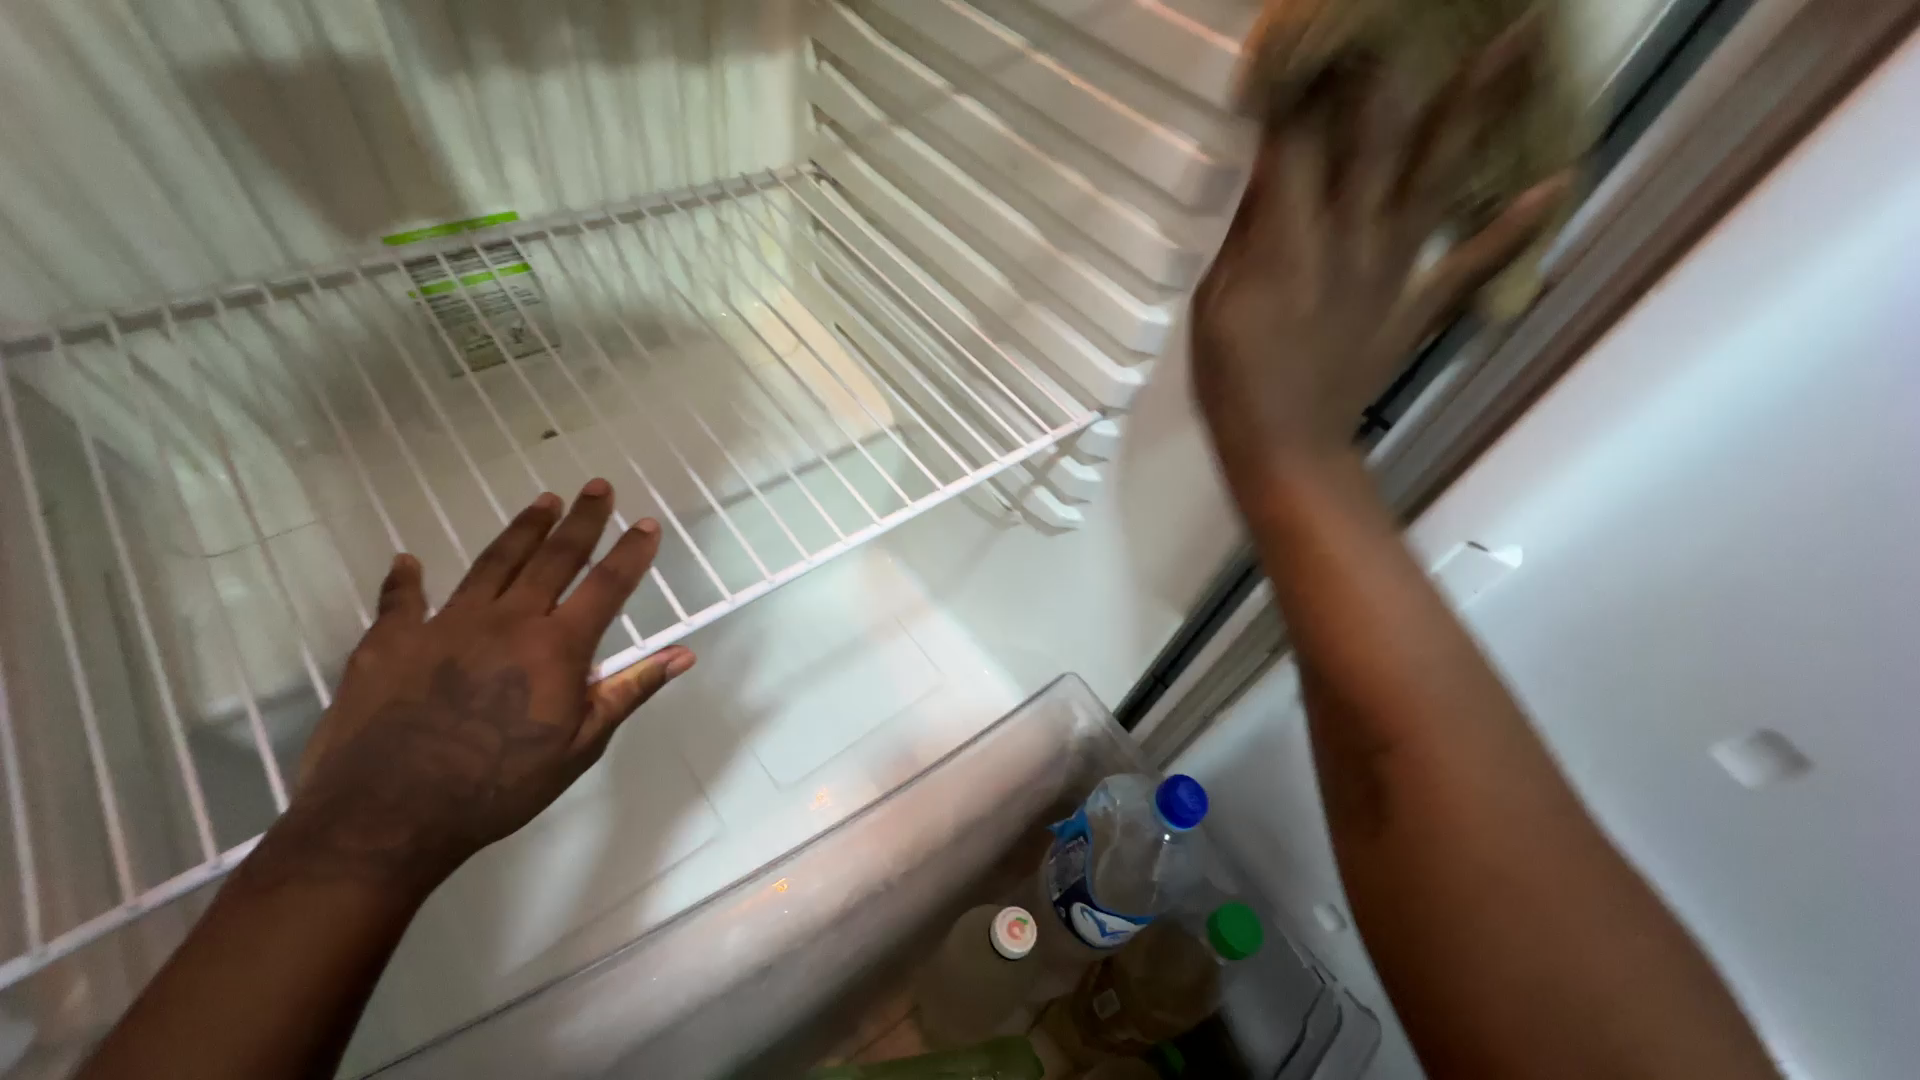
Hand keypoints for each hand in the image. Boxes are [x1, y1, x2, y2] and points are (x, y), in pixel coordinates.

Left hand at [263, 479, 695, 893]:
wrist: (387, 816)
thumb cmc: (499, 787)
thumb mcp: (580, 746)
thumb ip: (629, 691)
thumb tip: (683, 655)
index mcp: (557, 646)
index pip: (606, 586)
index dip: (630, 553)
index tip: (647, 524)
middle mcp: (507, 620)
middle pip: (553, 558)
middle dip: (581, 521)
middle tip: (597, 487)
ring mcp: (445, 625)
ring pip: (492, 564)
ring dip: (521, 530)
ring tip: (542, 502)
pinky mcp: (390, 642)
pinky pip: (401, 601)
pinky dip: (406, 580)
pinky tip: (408, 562)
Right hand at [1192, 16, 1571, 485]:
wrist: (1287, 448)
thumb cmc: (1234, 382)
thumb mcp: (1214, 306)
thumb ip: (1244, 239)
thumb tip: (1267, 180)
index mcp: (1286, 241)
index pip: (1295, 142)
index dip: (1305, 82)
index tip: (1313, 34)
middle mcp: (1348, 239)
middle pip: (1372, 138)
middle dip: (1389, 66)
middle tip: (1412, 11)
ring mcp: (1392, 270)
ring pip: (1437, 177)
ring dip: (1479, 107)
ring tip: (1522, 38)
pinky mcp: (1417, 305)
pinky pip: (1472, 262)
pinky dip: (1516, 228)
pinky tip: (1557, 183)